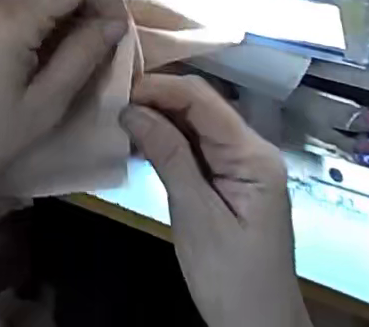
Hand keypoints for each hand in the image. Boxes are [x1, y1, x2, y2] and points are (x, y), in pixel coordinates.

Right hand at [121, 74, 308, 326]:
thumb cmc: (233, 281)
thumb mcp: (197, 219)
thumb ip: (169, 156)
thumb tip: (131, 108)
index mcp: (253, 154)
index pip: (203, 100)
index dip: (161, 87)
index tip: (120, 89)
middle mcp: (251, 147)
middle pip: (200, 104)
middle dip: (157, 96)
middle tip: (114, 99)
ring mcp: (240, 161)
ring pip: (194, 119)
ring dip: (158, 114)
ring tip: (120, 113)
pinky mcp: (227, 175)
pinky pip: (194, 141)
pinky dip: (166, 135)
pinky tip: (139, 136)